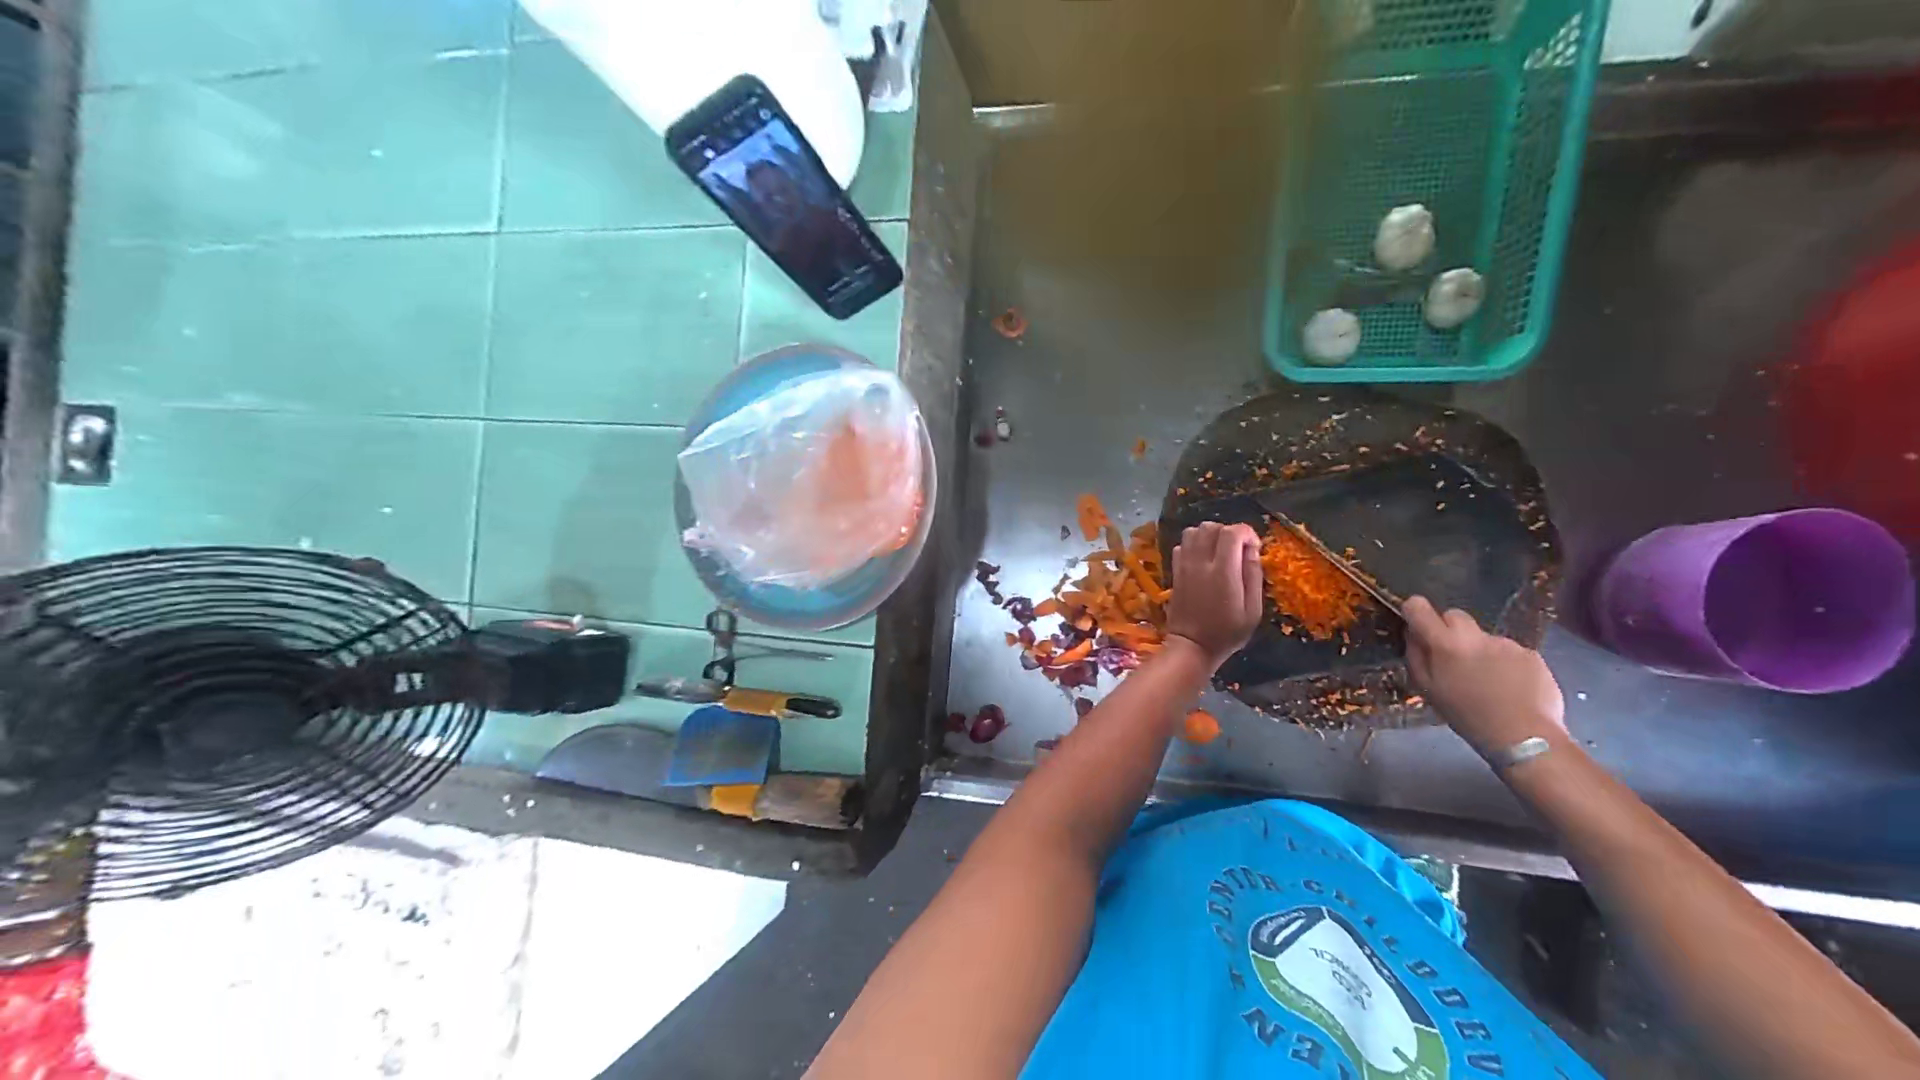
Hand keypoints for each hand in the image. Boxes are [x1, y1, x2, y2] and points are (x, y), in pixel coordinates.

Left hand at [1165, 522, 1263, 668]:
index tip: (1253, 548)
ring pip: (1192, 532)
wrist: (1191, 645)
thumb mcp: (1253, 609)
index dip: (1246, 533)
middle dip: (1228, 532)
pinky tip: (1203, 560)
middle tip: (1237, 550)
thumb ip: (1253, 575)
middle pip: (1210, 527)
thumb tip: (1252, 549)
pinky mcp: (1174, 571)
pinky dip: (1194, 545)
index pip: (1232, 532)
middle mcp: (1200, 563)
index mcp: (1223, 571)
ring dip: (1208, 536)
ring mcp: (1183, 565)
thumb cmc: (1227, 632)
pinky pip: (1181, 545)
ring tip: (1219, 552)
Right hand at [1402, 595, 1565, 757]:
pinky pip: (1509, 652)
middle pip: (1455, 615)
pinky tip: (1509, 686)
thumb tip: (1413, 634)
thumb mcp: (1427, 689)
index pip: (1419, 607)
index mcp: (1445, 643)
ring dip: (1480, 650)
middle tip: (1452, 656)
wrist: (1524, 735)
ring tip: (1487, 680)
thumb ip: (1416, 656)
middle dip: (1449, 629)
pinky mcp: (1532, 654)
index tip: (1416, 623)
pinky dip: (1505, 663)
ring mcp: (1506, 643)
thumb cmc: (1466, 715)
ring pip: (1483, 637)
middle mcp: (1475, 636)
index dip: (1414, 610)